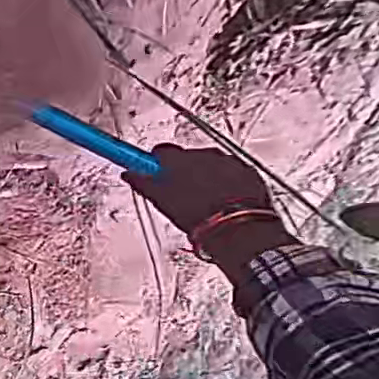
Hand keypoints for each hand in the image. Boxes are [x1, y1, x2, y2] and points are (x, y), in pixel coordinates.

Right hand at [122, 144, 275, 233]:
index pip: (158, 152)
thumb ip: (142, 182)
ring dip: (201, 176)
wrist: (235, 226)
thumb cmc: (198, 213)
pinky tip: (216, 199)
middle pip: (185, 157)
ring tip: (196, 199)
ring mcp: (229, 161)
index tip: (147, 169)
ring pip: (209, 164)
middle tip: (173, 192)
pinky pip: (231, 172)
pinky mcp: (248, 171)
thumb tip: (130, 174)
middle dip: (179, 171)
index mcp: (179, 158)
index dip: (151, 163)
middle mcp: (205, 154)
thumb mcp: (159, 200)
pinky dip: (224, 182)